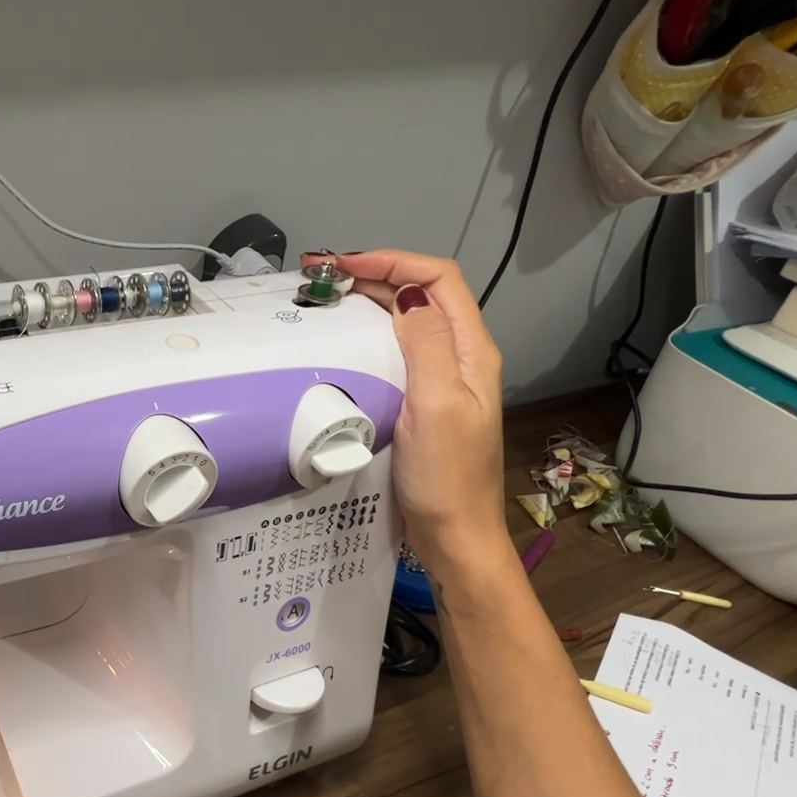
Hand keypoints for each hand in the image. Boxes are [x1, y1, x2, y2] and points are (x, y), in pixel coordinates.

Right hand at [341, 251, 513, 577]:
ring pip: (408, 321)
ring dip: (370, 302)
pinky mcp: (421, 402)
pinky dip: (368, 336)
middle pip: (423, 294)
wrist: (453, 535)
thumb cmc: (445, 476)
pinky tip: (343, 344)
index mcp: (471, 351)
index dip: (393, 261)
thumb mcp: (437, 405)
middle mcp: (460, 358)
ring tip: (328, 302)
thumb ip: (427, 345)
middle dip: (376, 274)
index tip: (344, 267)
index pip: (439, 279)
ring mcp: (442, 380)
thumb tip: (407, 296)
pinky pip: (396, 352)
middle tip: (324, 280)